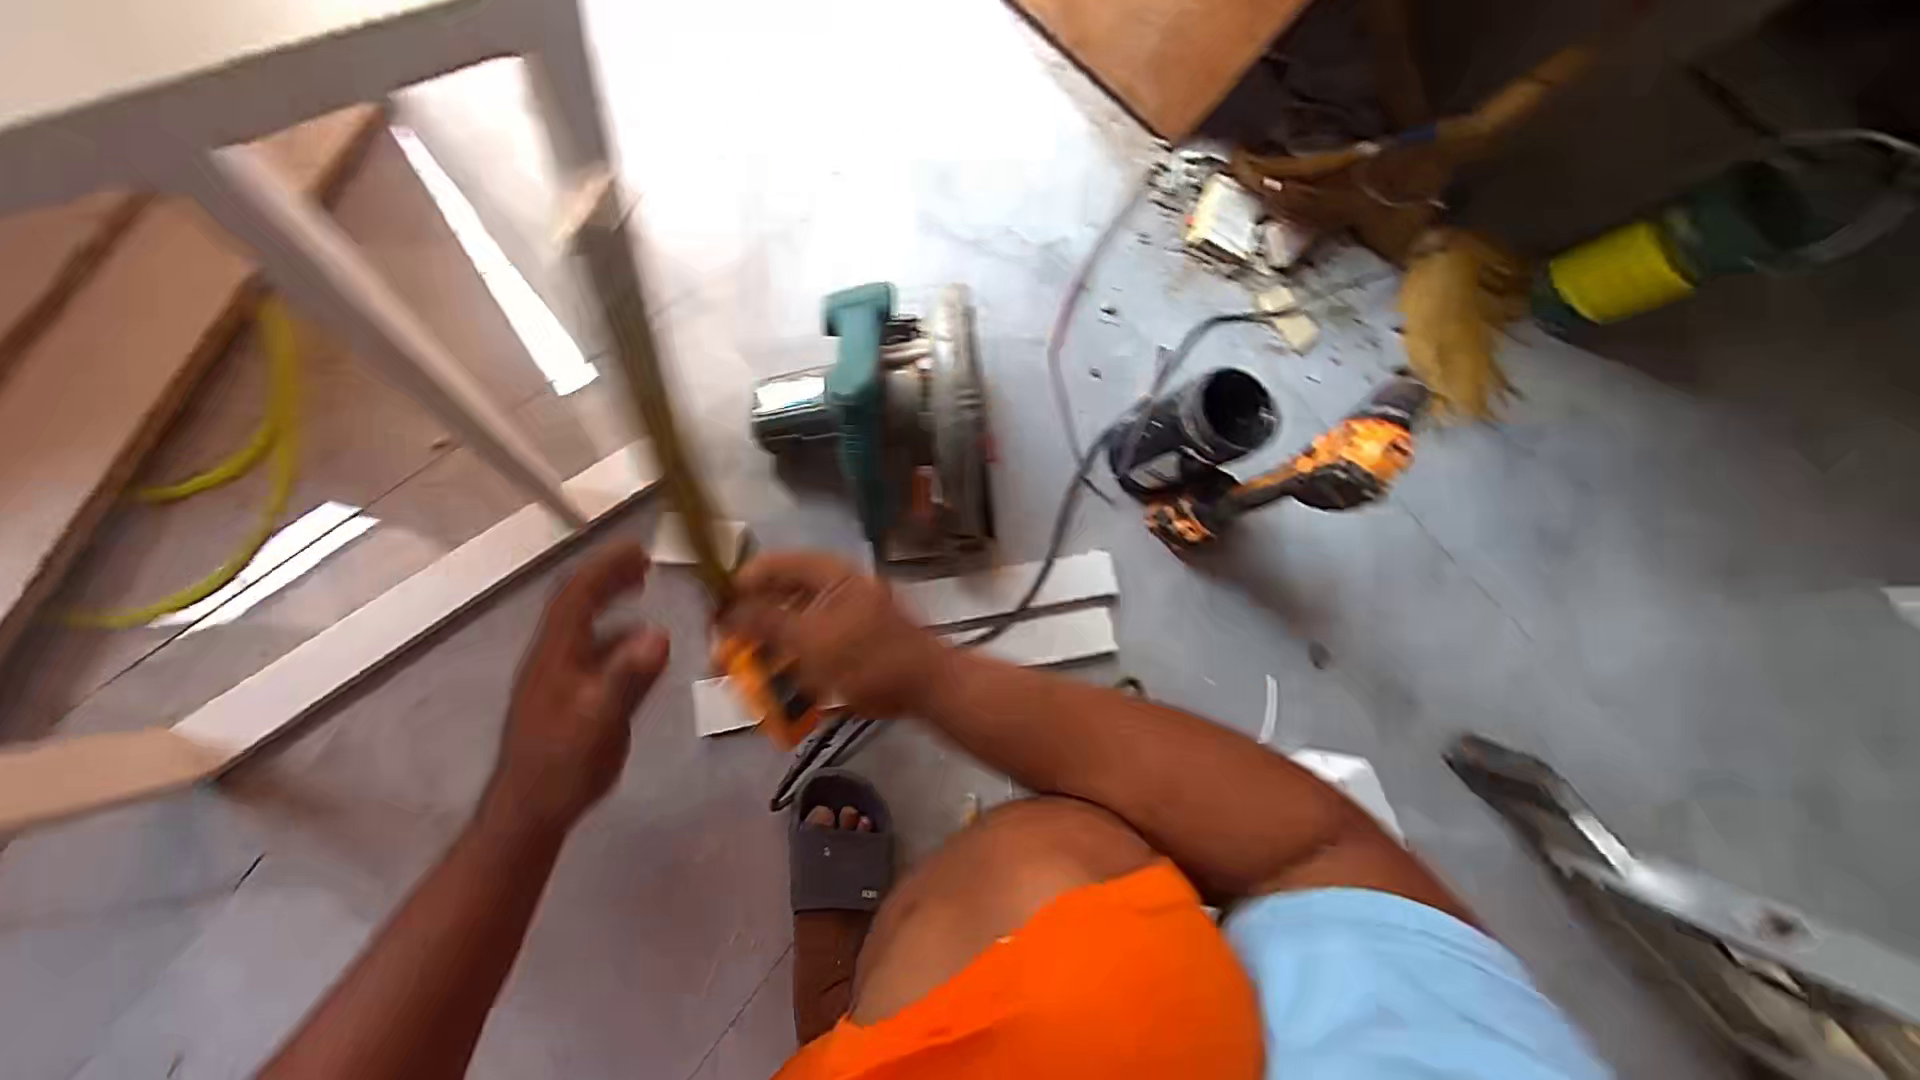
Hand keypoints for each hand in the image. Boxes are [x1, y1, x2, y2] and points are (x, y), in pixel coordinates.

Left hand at [485, 542, 669, 832]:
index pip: (577, 596)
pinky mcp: (569, 693)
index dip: (605, 567)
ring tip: (641, 585)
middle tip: (643, 560)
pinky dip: (616, 630)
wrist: (531, 809)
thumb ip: (628, 677)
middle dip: (608, 574)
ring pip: (583, 623)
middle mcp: (555, 656)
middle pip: (577, 602)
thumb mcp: (601, 721)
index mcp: (557, 655)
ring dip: (610, 597)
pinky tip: (639, 640)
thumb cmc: (564, 765)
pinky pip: (593, 647)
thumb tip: (660, 633)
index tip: (639, 548)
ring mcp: (560, 675)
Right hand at [726, 551, 950, 717]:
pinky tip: (774, 680)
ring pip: (791, 622)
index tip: (713, 614)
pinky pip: (809, 643)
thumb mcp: (811, 640)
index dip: (739, 585)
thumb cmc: (870, 658)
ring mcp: (842, 613)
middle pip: (779, 594)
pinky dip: (790, 658)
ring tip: (743, 669)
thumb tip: (725, 611)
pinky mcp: (848, 640)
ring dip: (767, 645)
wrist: (925, 686)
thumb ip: (765, 622)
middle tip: (724, 649)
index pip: (771, 565)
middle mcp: (833, 587)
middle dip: (749, 622)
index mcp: (828, 573)